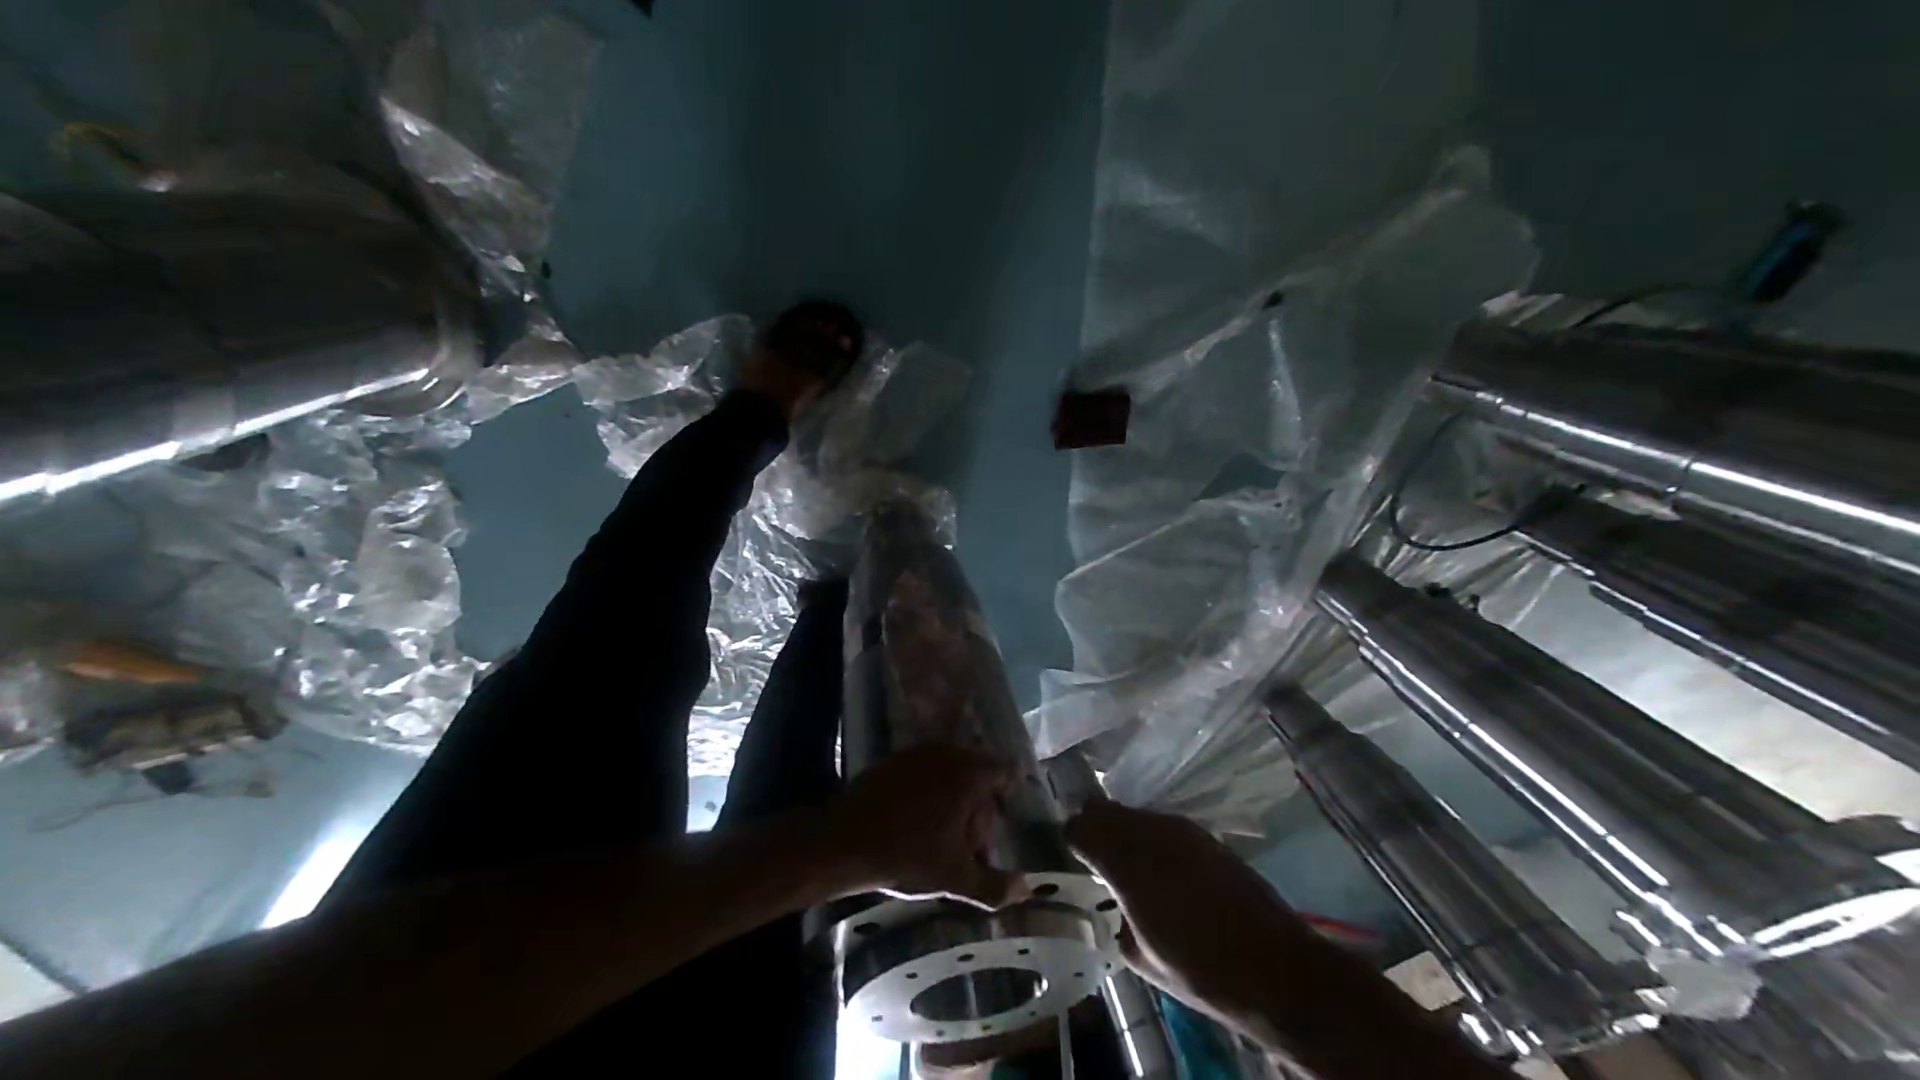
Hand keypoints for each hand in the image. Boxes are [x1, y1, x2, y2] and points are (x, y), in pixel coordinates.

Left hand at [827, 745, 1029, 909]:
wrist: (844, 842)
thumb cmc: (907, 856)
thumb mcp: (955, 878)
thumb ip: (995, 885)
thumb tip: (1028, 887)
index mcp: (969, 774)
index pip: (1005, 771)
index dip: (1009, 794)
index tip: (1007, 819)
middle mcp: (947, 753)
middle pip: (977, 774)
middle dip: (979, 807)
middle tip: (972, 844)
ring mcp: (917, 753)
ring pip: (950, 773)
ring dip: (954, 799)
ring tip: (944, 838)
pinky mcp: (893, 760)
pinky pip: (924, 772)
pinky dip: (929, 792)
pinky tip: (917, 823)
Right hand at [1065, 800, 1292, 1011]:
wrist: (1277, 968)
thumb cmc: (1200, 970)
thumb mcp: (1140, 955)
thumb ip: (1117, 915)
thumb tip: (1118, 900)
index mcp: (1125, 861)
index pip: (1079, 827)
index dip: (1072, 841)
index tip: (1075, 861)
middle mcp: (1149, 832)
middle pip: (1103, 810)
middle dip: (1094, 829)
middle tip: (1096, 861)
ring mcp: (1181, 829)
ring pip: (1134, 815)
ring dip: (1125, 834)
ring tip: (1133, 870)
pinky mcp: (1206, 835)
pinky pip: (1163, 826)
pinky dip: (1153, 841)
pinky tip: (1166, 874)